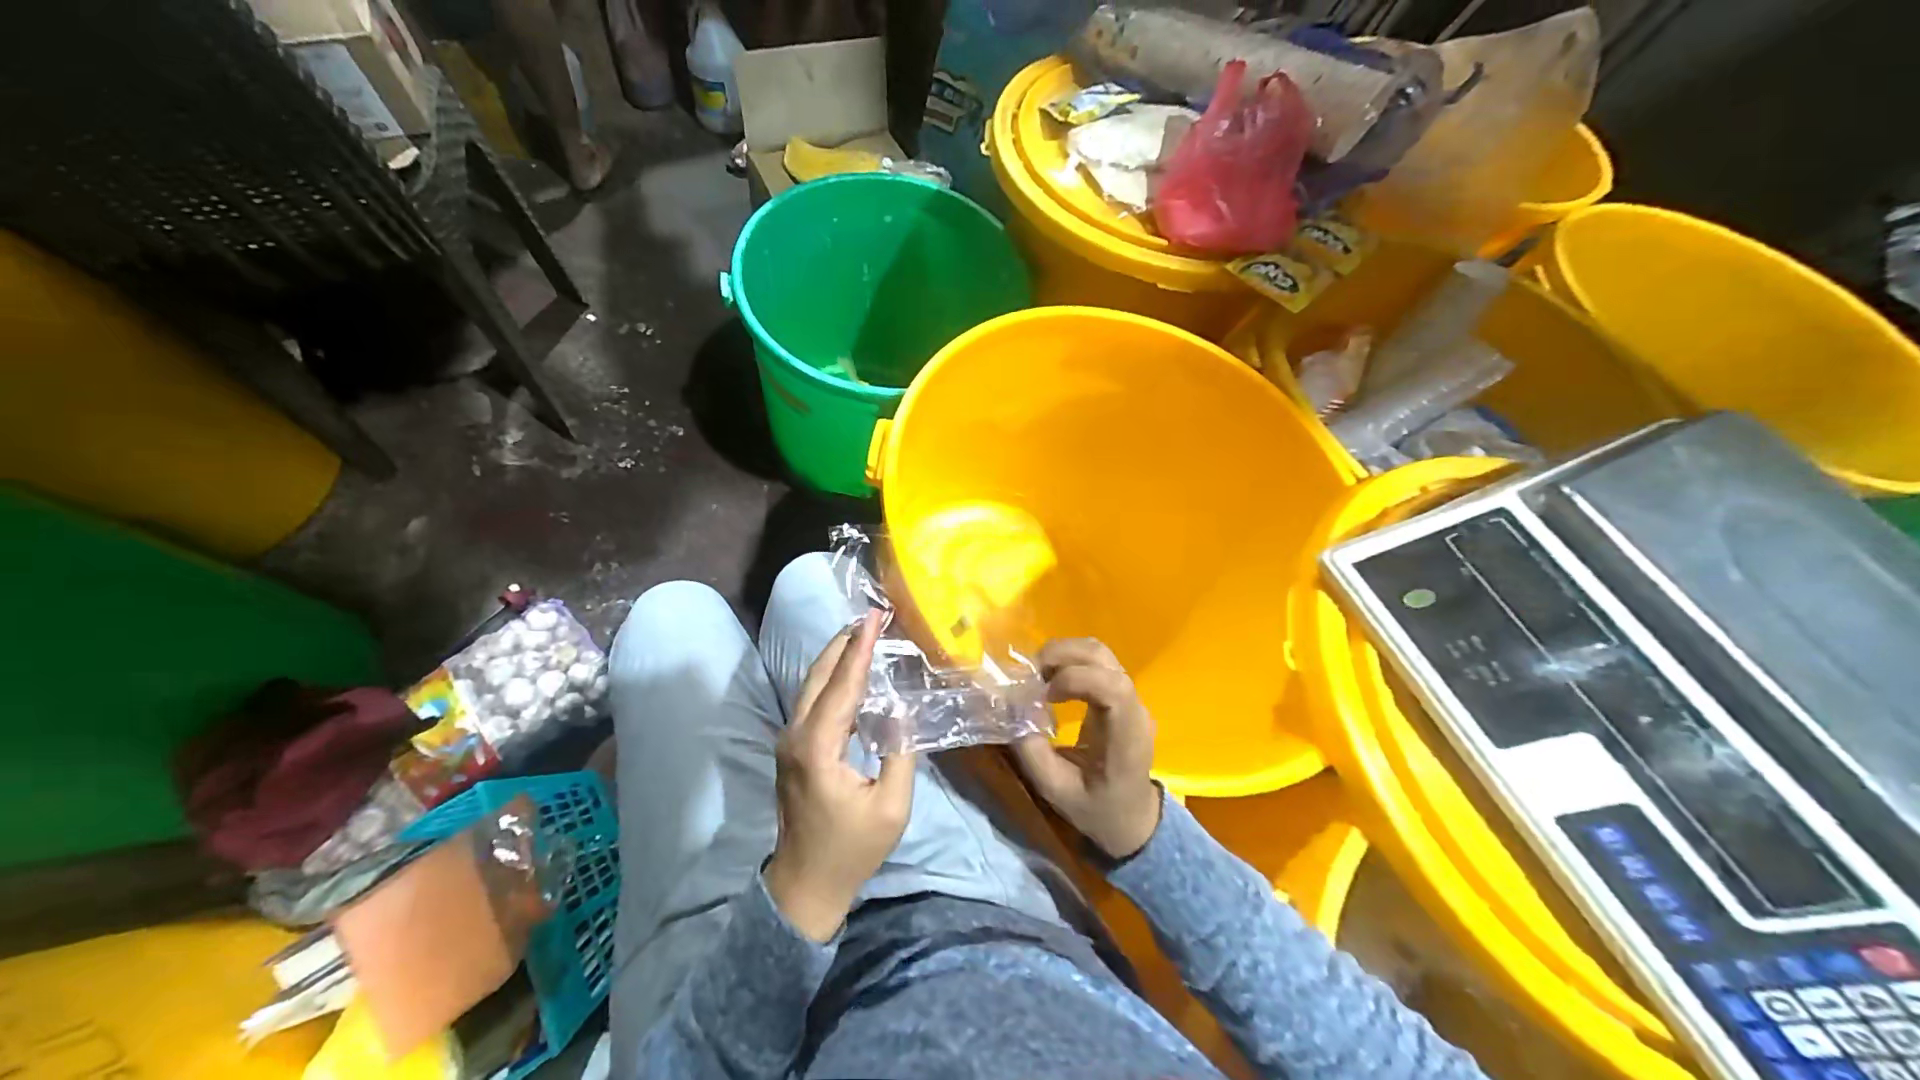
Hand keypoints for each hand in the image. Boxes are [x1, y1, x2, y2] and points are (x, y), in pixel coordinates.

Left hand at [764, 610, 915, 940]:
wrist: (805, 884)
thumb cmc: (852, 849)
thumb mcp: (892, 806)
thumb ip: (900, 752)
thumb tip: (902, 711)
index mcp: (818, 748)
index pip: (842, 686)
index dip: (860, 649)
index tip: (874, 616)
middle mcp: (796, 736)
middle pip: (818, 675)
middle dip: (844, 642)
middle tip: (871, 616)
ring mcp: (789, 742)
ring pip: (810, 685)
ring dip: (836, 657)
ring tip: (863, 633)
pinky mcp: (792, 749)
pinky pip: (812, 701)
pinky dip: (832, 679)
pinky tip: (851, 672)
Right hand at [1011, 638, 1161, 859]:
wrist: (1132, 819)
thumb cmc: (1098, 809)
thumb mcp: (1056, 791)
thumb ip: (1031, 751)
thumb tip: (1011, 710)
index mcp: (1126, 735)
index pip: (1112, 686)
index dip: (1074, 678)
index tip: (1044, 696)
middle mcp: (1134, 708)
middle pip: (1102, 656)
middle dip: (1061, 654)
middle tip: (1030, 675)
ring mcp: (1130, 697)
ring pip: (1098, 652)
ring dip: (1063, 653)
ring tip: (1038, 676)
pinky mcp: (1120, 694)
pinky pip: (1096, 662)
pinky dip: (1069, 661)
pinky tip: (1051, 682)